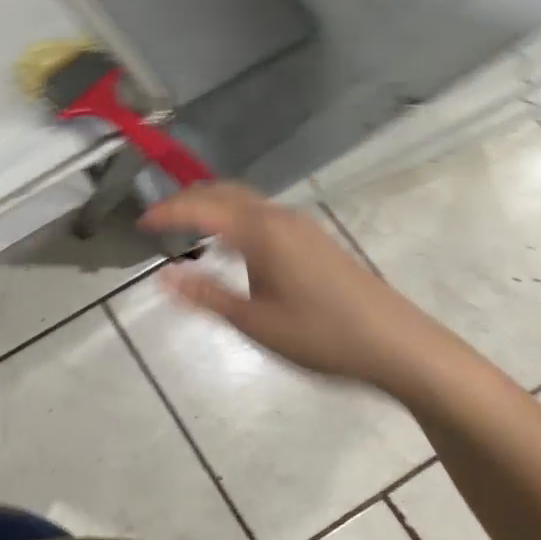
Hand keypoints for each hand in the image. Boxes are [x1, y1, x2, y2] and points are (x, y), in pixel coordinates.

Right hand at [140, 183, 450, 391]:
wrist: (401, 347)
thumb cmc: (323, 335)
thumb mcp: (256, 323)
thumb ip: (206, 296)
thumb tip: (162, 276)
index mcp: (260, 232)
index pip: (201, 208)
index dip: (167, 212)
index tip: (139, 223)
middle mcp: (278, 217)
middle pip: (223, 192)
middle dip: (187, 199)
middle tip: (159, 217)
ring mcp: (301, 225)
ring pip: (244, 199)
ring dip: (212, 203)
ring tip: (188, 223)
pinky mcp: (315, 239)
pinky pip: (261, 210)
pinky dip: (234, 213)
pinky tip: (233, 241)